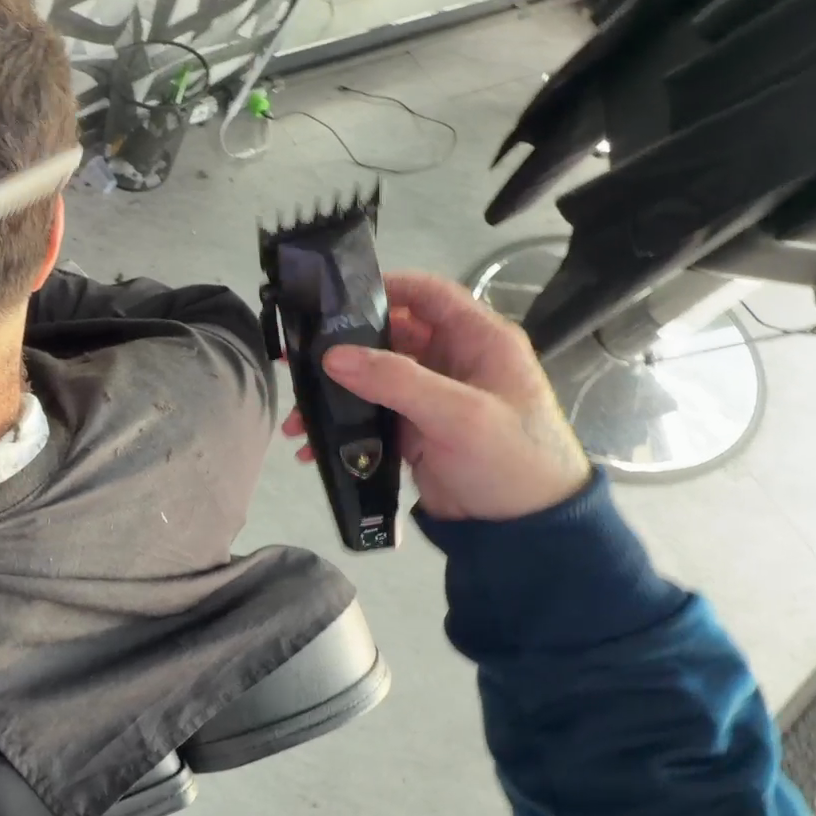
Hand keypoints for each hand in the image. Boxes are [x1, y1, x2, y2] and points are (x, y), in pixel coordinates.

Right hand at [283, 270, 589, 520]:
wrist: (522, 527)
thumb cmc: (510, 459)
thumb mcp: (458, 414)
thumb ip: (396, 381)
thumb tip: (331, 356)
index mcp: (478, 341)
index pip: (428, 295)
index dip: (384, 287)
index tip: (332, 299)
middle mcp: (451, 362)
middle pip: (387, 338)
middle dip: (340, 350)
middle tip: (293, 364)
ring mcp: (429, 398)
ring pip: (370, 381)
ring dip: (332, 397)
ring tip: (296, 420)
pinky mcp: (412, 431)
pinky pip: (366, 418)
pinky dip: (338, 430)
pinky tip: (311, 447)